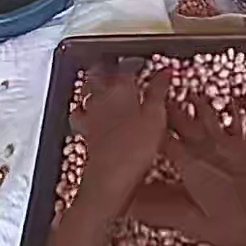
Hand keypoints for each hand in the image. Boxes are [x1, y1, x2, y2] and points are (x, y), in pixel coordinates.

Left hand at [72, 58, 172, 208]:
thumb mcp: (156, 118)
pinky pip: (81, 116)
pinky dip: (85, 111)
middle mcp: (102, 101)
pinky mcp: (87, 136)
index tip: (142, 63)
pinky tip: (91, 116)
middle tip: (115, 66)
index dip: (134, 63)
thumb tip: (164, 73)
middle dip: (106, 69)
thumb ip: (159, 93)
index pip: (125, 68)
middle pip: (99, 77)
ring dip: (91, 87)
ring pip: (85, 94)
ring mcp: (92, 118)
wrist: (109, 182)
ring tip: (99, 85)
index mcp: (120, 91)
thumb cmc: (134, 149)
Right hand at [129, 95, 245, 245]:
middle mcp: (206, 146)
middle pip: (182, 119)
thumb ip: (160, 212)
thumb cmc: (235, 222)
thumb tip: (131, 205)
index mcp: (191, 164)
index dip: (146, 126)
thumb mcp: (193, 224)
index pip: (162, 137)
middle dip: (165, 105)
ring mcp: (226, 143)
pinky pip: (232, 120)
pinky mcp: (241, 145)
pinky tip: (227, 99)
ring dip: (192, 102)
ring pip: (205, 114)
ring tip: (182, 90)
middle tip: (152, 91)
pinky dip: (228, 108)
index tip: (131, 115)